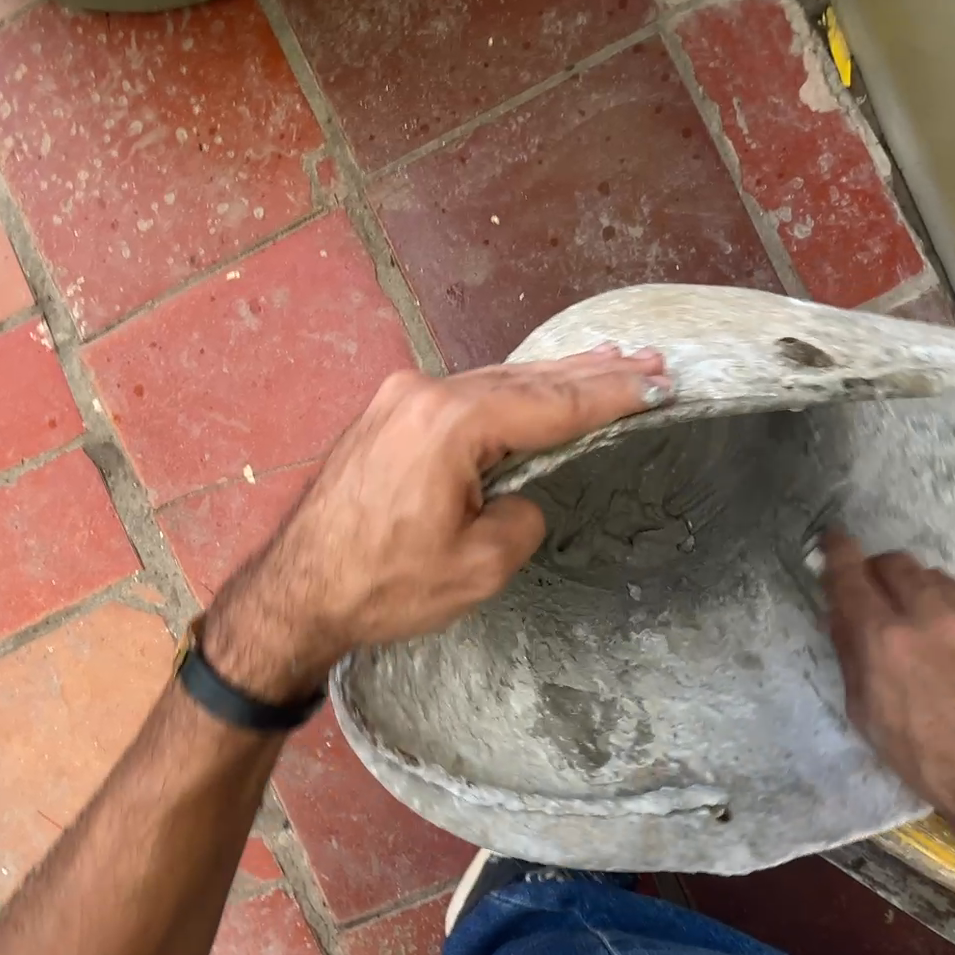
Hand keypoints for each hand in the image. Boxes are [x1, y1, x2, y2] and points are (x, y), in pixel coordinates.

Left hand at [202, 346, 672, 700]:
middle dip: (590, 373)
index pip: (552, 404)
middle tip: (646, 361)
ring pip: (494, 383)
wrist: (296, 593)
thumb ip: (522, 518)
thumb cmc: (382, 585)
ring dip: (550, 379)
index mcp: (450, 424)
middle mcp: (423, 395)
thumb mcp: (478, 566)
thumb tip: (518, 497)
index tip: (657, 383)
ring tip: (606, 365)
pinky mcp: (387, 415)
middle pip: (526, 380)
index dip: (611, 396)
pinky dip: (507, 394)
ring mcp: (399, 399)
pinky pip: (464, 396)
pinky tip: (533, 389)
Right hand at [820, 531, 954, 824]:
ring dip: (915, 586)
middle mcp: (930, 618)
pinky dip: (948, 612)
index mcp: (885, 639)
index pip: (851, 576)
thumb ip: (851, 656)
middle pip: (898, 563)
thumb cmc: (926, 760)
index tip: (831, 538)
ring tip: (912, 613)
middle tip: (871, 588)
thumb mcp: (866, 713)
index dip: (837, 551)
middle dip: (877, 568)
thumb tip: (840, 617)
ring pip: (937, 578)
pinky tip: (951, 645)